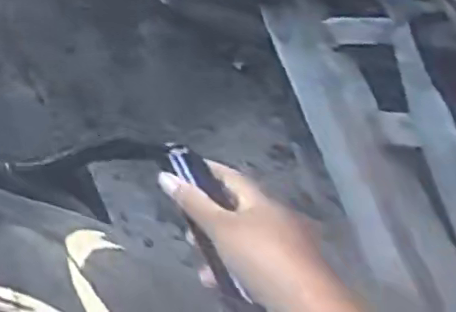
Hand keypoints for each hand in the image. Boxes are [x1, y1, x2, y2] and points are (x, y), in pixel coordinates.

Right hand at [160, 160, 364, 311]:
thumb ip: (193, 202)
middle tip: (187, 230)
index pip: (227, 174)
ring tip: (202, 267)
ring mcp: (286, 251)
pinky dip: (235, 271)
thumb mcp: (221, 229)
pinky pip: (255, 266)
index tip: (178, 173)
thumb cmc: (264, 260)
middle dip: (206, 219)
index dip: (201, 170)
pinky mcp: (291, 279)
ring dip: (218, 251)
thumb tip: (164, 174)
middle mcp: (275, 220)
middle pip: (232, 210)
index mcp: (261, 201)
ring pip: (241, 241)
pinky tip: (220, 285)